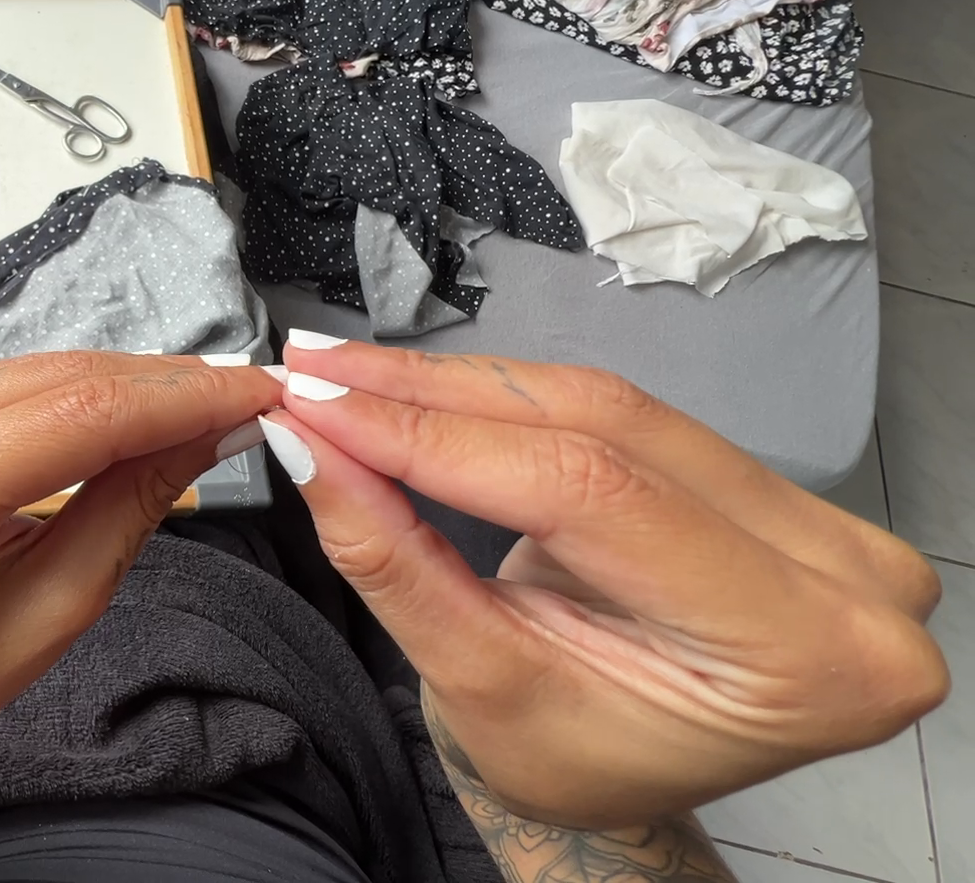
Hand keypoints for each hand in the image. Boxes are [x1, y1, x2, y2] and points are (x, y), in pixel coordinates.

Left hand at [0, 351, 281, 764]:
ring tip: (206, 395)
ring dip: (129, 380)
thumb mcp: (62, 602)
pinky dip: (83, 387)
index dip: (176, 399)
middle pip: (58, 381)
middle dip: (163, 384)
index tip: (256, 391)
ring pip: (40, 370)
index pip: (74, 419)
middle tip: (244, 391)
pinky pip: (13, 379)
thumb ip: (136, 502)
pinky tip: (136, 399)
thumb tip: (218, 426)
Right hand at [259, 336, 946, 828]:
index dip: (425, 436)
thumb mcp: (466, 675)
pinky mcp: (737, 478)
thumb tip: (302, 445)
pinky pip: (591, 407)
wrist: (614, 770)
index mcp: (798, 648)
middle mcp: (833, 561)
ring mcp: (797, 508)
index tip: (311, 402)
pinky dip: (478, 393)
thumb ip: (385, 554)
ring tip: (338, 367)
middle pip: (590, 421)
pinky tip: (404, 383)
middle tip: (312, 366)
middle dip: (423, 389)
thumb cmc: (556, 759)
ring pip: (585, 398)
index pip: (579, 488)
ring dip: (442, 381)